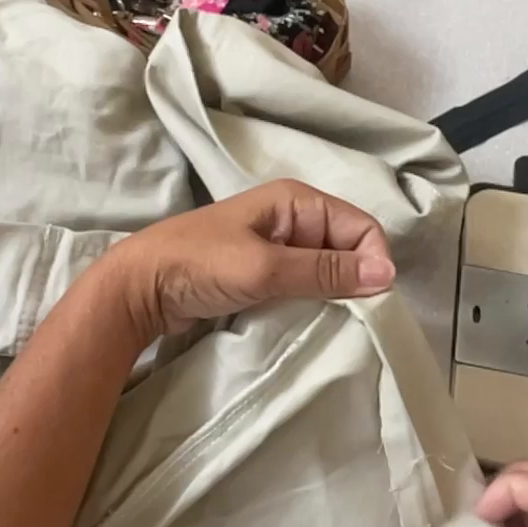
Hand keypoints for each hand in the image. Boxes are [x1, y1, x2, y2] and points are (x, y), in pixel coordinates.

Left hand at [92, 179, 396, 342]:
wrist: (138, 288)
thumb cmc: (199, 265)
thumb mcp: (265, 267)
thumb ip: (325, 271)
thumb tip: (388, 275)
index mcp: (297, 202)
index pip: (360, 227)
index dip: (372, 262)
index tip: (370, 304)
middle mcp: (293, 220)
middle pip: (347, 249)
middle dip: (354, 282)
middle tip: (350, 320)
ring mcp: (278, 249)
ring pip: (327, 272)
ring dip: (332, 297)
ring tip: (330, 325)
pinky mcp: (264, 275)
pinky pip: (304, 287)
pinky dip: (312, 304)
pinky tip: (309, 324)